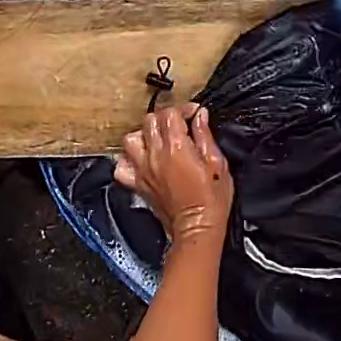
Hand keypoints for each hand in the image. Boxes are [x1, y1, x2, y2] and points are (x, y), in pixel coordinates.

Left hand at [115, 103, 233, 244]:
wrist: (198, 231)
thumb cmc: (212, 201)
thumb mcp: (218, 163)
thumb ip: (205, 136)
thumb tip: (200, 116)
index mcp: (177, 147)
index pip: (171, 113)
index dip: (184, 109)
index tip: (194, 114)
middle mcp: (156, 156)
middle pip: (150, 121)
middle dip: (165, 118)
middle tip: (179, 125)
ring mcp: (144, 170)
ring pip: (131, 139)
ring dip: (144, 135)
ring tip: (158, 140)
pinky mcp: (138, 185)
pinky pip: (121, 168)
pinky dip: (128, 161)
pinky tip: (141, 160)